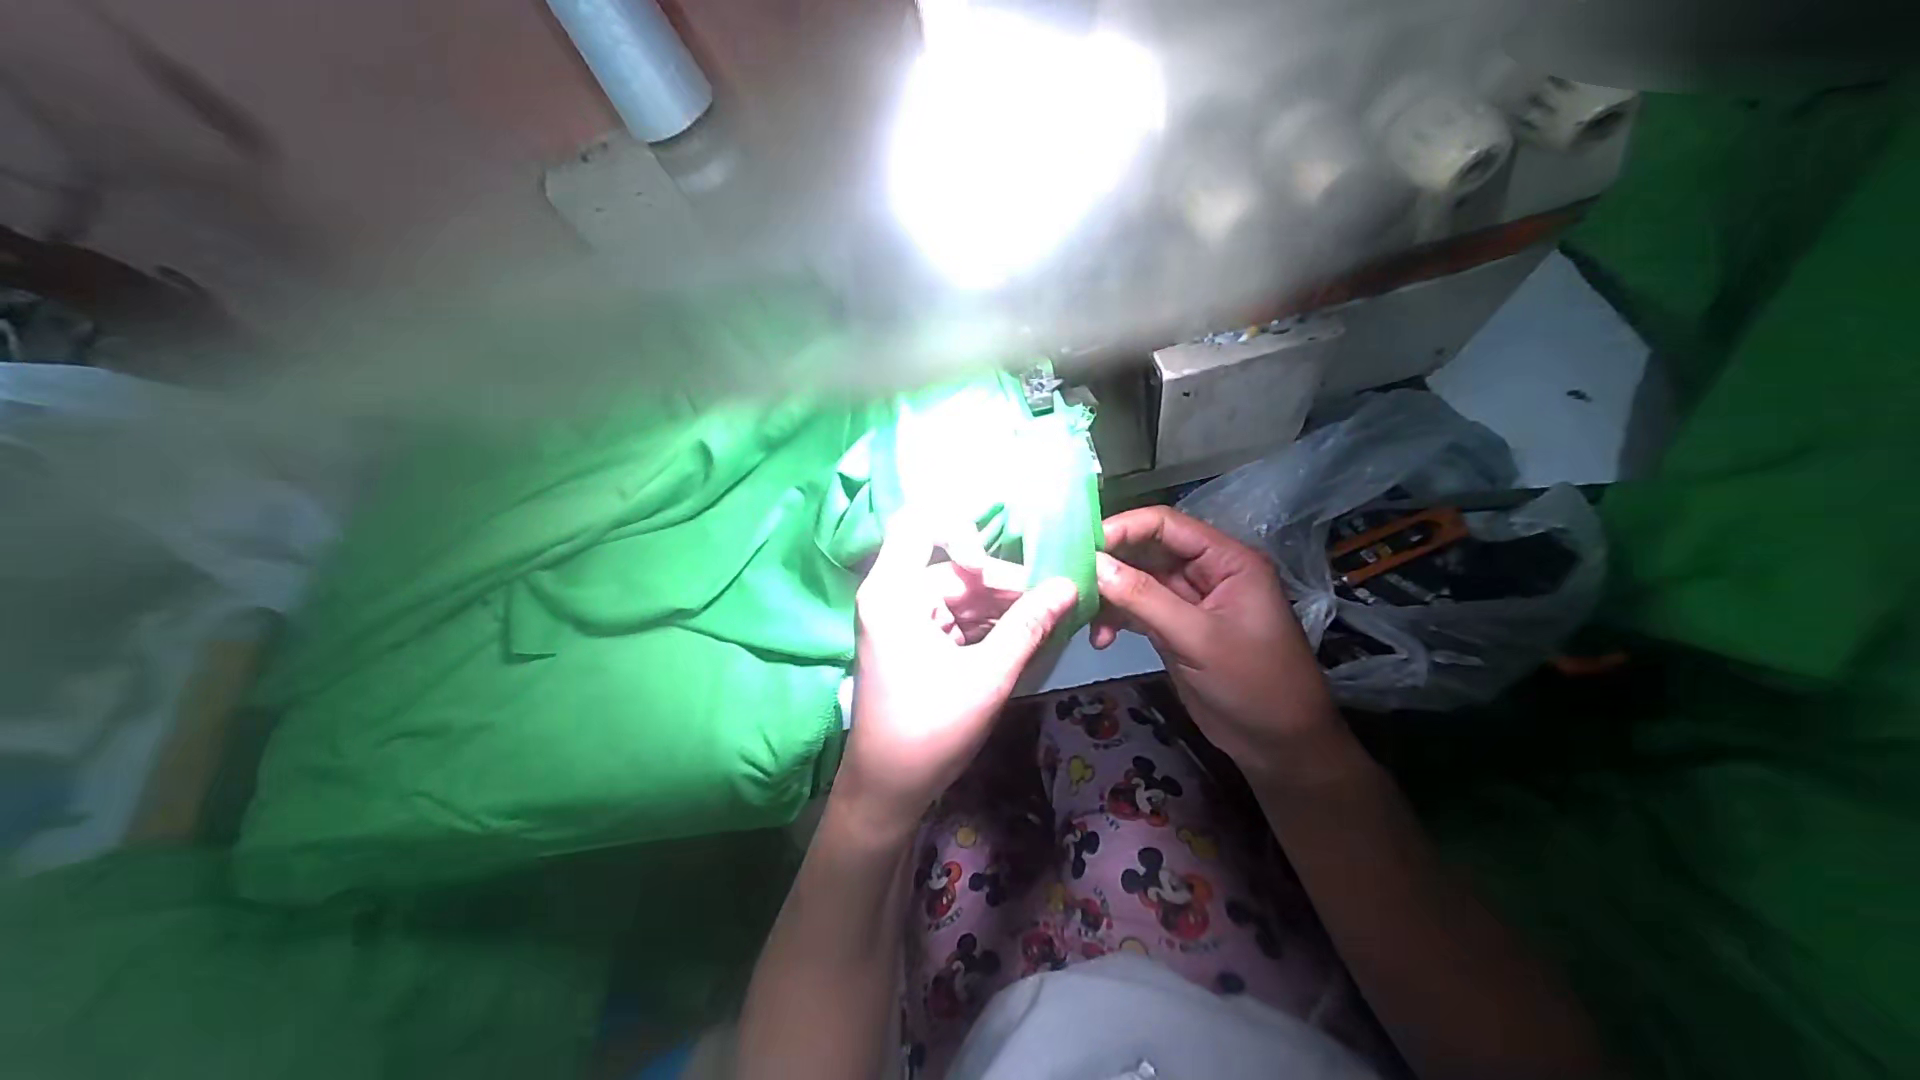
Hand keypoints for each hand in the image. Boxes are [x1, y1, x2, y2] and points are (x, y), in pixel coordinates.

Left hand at [839, 513, 1079, 832]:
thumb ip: (1028, 626)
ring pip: (960, 592)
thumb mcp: (987, 676)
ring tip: (1047, 618)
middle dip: (1002, 582)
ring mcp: (904, 619)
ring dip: (1001, 605)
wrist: (887, 790)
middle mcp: (893, 595)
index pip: (920, 524)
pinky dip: (988, 623)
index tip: (988, 567)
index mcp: (893, 592)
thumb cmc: (929, 731)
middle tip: (1052, 600)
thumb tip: (1070, 585)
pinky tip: (1024, 634)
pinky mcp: (916, 640)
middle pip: (953, 566)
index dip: (961, 530)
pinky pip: (957, 616)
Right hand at [1091, 506, 1359, 786]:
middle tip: (1069, 578)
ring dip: (1108, 597)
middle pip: (1146, 551)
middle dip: (1109, 564)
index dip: (1124, 528)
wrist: (1279, 744)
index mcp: (1226, 560)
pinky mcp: (1174, 628)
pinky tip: (1100, 639)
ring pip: (1136, 582)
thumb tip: (1094, 563)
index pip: (1166, 525)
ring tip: (1083, 617)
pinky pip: (1136, 611)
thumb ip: (1145, 598)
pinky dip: (1116, 620)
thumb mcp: (1198, 638)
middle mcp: (1205, 572)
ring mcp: (1187, 601)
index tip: (1081, 543)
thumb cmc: (1253, 683)